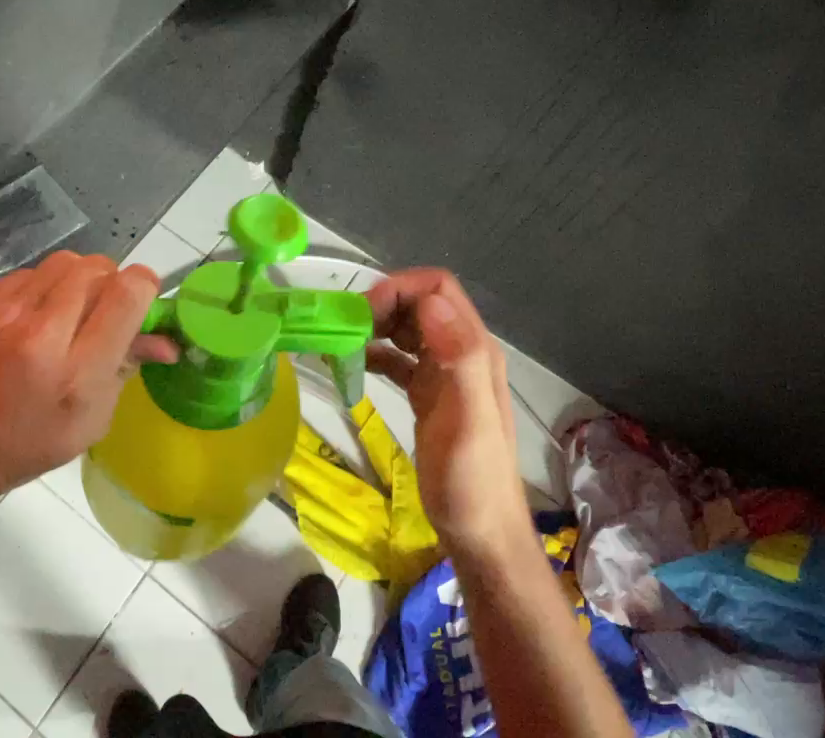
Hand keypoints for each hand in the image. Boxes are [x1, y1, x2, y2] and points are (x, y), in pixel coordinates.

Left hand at [0, 252, 178, 503]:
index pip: (127, 294)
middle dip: (113, 282)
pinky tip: (38, 314)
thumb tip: (164, 340)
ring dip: (81, 279)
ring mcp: (6, 312)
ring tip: (73, 310)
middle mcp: (43, 333)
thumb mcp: (88, 423)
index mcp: (77, 373)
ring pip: (66, 261)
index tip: (144, 300)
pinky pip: (31, 272)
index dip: (145, 287)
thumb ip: (126, 370)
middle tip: (107, 310)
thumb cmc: (22, 448)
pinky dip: (46, 286)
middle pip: (98, 268)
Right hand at [364, 269, 529, 558]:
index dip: (399, 288)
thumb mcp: (467, 420)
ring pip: (408, 328)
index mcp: (474, 350)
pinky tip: (353, 366)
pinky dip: (375, 354)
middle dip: (382, 304)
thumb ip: (459, 359)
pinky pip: (400, 359)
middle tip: (345, 329)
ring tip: (342, 344)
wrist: (481, 535)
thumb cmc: (472, 482)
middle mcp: (462, 353)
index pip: (438, 288)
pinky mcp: (429, 395)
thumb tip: (431, 302)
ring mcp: (446, 374)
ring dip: (376, 326)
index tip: (363, 312)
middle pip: (420, 303)